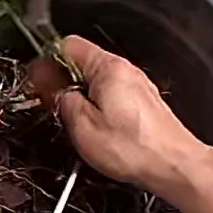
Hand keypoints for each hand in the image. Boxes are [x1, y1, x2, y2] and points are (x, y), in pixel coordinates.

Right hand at [28, 35, 205, 195]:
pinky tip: (96, 126)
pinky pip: (112, 94)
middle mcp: (126, 71)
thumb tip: (56, 91)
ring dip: (81, 96)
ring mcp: (137, 85)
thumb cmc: (135, 149)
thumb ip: (63, 102)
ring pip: (97, 80)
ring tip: (74, 120)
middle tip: (52, 104)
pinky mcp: (143, 102)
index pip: (68, 45)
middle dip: (63, 81)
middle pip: (83, 62)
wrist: (175, 166)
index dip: (47, 61)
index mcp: (108, 69)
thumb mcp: (83, 127)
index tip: (38, 80)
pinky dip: (98, 105)